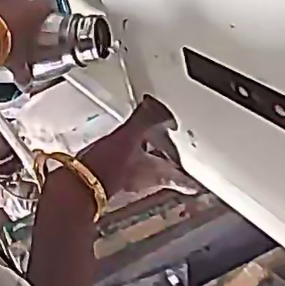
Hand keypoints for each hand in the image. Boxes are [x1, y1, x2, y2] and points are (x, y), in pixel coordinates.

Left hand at [0, 0, 54, 70]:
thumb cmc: (1, 46)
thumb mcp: (17, 63)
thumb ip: (24, 72)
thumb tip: (25, 82)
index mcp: (36, 11)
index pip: (49, 4)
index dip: (46, 10)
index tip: (43, 17)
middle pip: (26, 1)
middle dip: (21, 11)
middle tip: (15, 27)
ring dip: (3, 6)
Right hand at [77, 96, 197, 198]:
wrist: (80, 180)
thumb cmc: (107, 166)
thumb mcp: (129, 136)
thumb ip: (144, 119)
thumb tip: (154, 105)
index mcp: (159, 173)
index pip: (184, 180)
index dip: (194, 178)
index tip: (204, 178)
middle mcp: (147, 180)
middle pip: (167, 172)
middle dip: (172, 161)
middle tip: (178, 150)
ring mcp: (130, 180)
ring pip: (149, 169)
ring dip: (152, 158)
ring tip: (150, 142)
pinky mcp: (114, 178)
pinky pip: (130, 166)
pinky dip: (132, 157)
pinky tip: (124, 147)